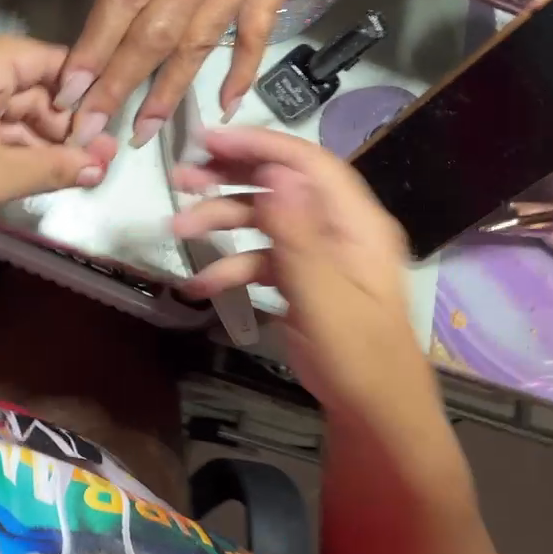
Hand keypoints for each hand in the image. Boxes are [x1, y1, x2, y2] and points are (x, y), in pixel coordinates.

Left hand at [0, 37, 119, 250]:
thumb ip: (56, 166)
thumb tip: (102, 166)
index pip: (36, 57)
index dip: (78, 84)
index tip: (110, 110)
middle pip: (23, 87)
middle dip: (62, 123)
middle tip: (102, 152)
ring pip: (7, 112)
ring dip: (42, 141)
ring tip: (84, 167)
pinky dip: (14, 149)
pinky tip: (49, 170)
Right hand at [169, 126, 435, 416]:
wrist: (374, 412)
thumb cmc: (357, 354)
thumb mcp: (323, 293)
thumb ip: (297, 232)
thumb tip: (275, 172)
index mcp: (354, 223)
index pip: (305, 163)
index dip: (256, 146)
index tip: (206, 141)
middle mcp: (337, 229)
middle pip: (281, 186)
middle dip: (230, 177)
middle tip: (182, 177)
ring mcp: (319, 255)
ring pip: (265, 222)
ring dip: (221, 222)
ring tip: (177, 229)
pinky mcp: (303, 281)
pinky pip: (262, 260)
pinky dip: (232, 267)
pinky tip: (202, 284)